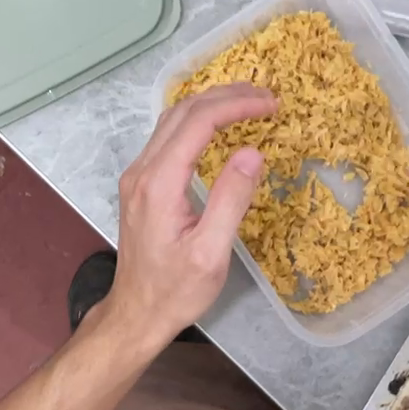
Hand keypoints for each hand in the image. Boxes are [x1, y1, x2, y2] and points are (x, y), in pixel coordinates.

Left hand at [103, 83, 274, 345]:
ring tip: (249, 103)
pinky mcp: (141, 186)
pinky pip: (168, 137)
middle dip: (226, 96)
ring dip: (210, 105)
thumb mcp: (210, 253)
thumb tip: (252, 153)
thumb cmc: (175, 291)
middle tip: (267, 97)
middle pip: (182, 112)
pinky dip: (197, 123)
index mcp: (159, 184)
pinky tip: (219, 128)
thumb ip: (231, 200)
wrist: (136, 313)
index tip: (271, 105)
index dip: (236, 106)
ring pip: (172, 121)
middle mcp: (142, 172)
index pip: (198, 123)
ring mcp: (137, 177)